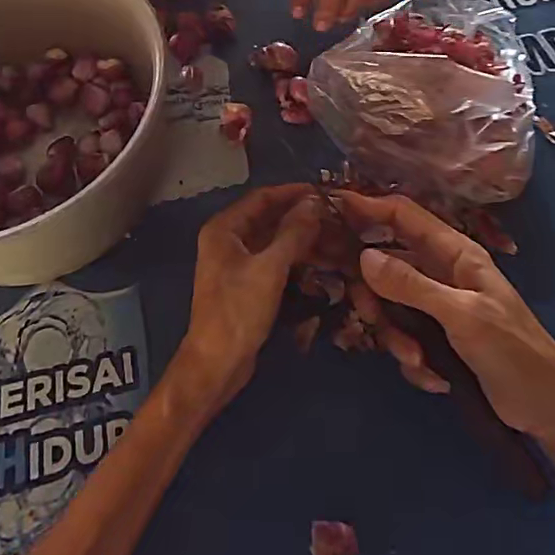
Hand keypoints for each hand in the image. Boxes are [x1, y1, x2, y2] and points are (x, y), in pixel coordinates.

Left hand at [175, 185, 322, 407]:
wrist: (217, 363)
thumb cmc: (238, 311)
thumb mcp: (269, 269)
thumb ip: (293, 234)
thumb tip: (313, 203)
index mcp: (224, 228)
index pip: (262, 198)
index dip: (292, 192)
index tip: (324, 191)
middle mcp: (226, 239)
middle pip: (268, 219)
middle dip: (300, 217)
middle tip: (336, 217)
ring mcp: (235, 262)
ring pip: (273, 241)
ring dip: (301, 239)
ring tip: (335, 239)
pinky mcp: (246, 283)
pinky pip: (273, 261)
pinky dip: (294, 259)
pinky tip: (320, 262)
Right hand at [332, 191, 554, 439]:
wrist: (553, 415)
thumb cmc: (517, 355)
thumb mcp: (463, 317)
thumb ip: (412, 285)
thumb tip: (364, 256)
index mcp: (454, 252)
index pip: (402, 214)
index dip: (366, 206)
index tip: (329, 209)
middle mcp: (440, 270)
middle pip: (384, 261)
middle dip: (374, 293)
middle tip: (370, 316)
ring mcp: (435, 303)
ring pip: (389, 302)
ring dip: (395, 334)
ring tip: (415, 360)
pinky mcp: (434, 334)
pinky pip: (402, 333)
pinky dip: (410, 356)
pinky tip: (430, 377)